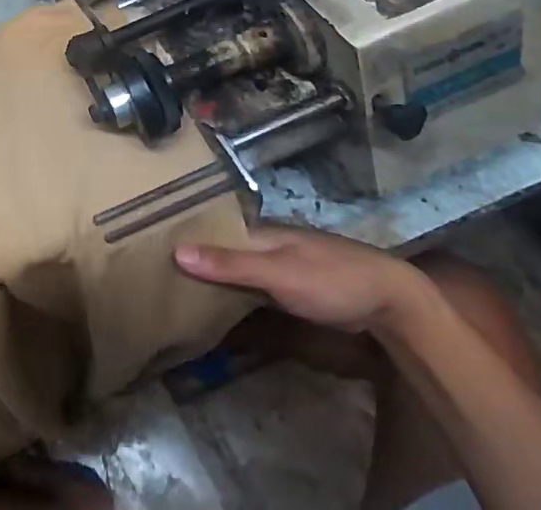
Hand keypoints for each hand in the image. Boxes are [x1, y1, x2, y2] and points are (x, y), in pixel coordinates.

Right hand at [175, 225, 433, 331]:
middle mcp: (267, 244)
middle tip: (156, 278)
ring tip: (177, 294)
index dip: (186, 237)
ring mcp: (282, 267)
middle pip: (224, 250)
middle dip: (197, 261)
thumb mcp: (277, 273)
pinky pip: (253, 289)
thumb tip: (178, 250)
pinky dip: (235, 296)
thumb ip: (231, 264)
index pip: (213, 230)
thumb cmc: (331, 279)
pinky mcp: (293, 290)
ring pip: (238, 270)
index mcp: (261, 231)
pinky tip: (219, 310)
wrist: (388, 301)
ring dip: (215, 280)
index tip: (151, 250)